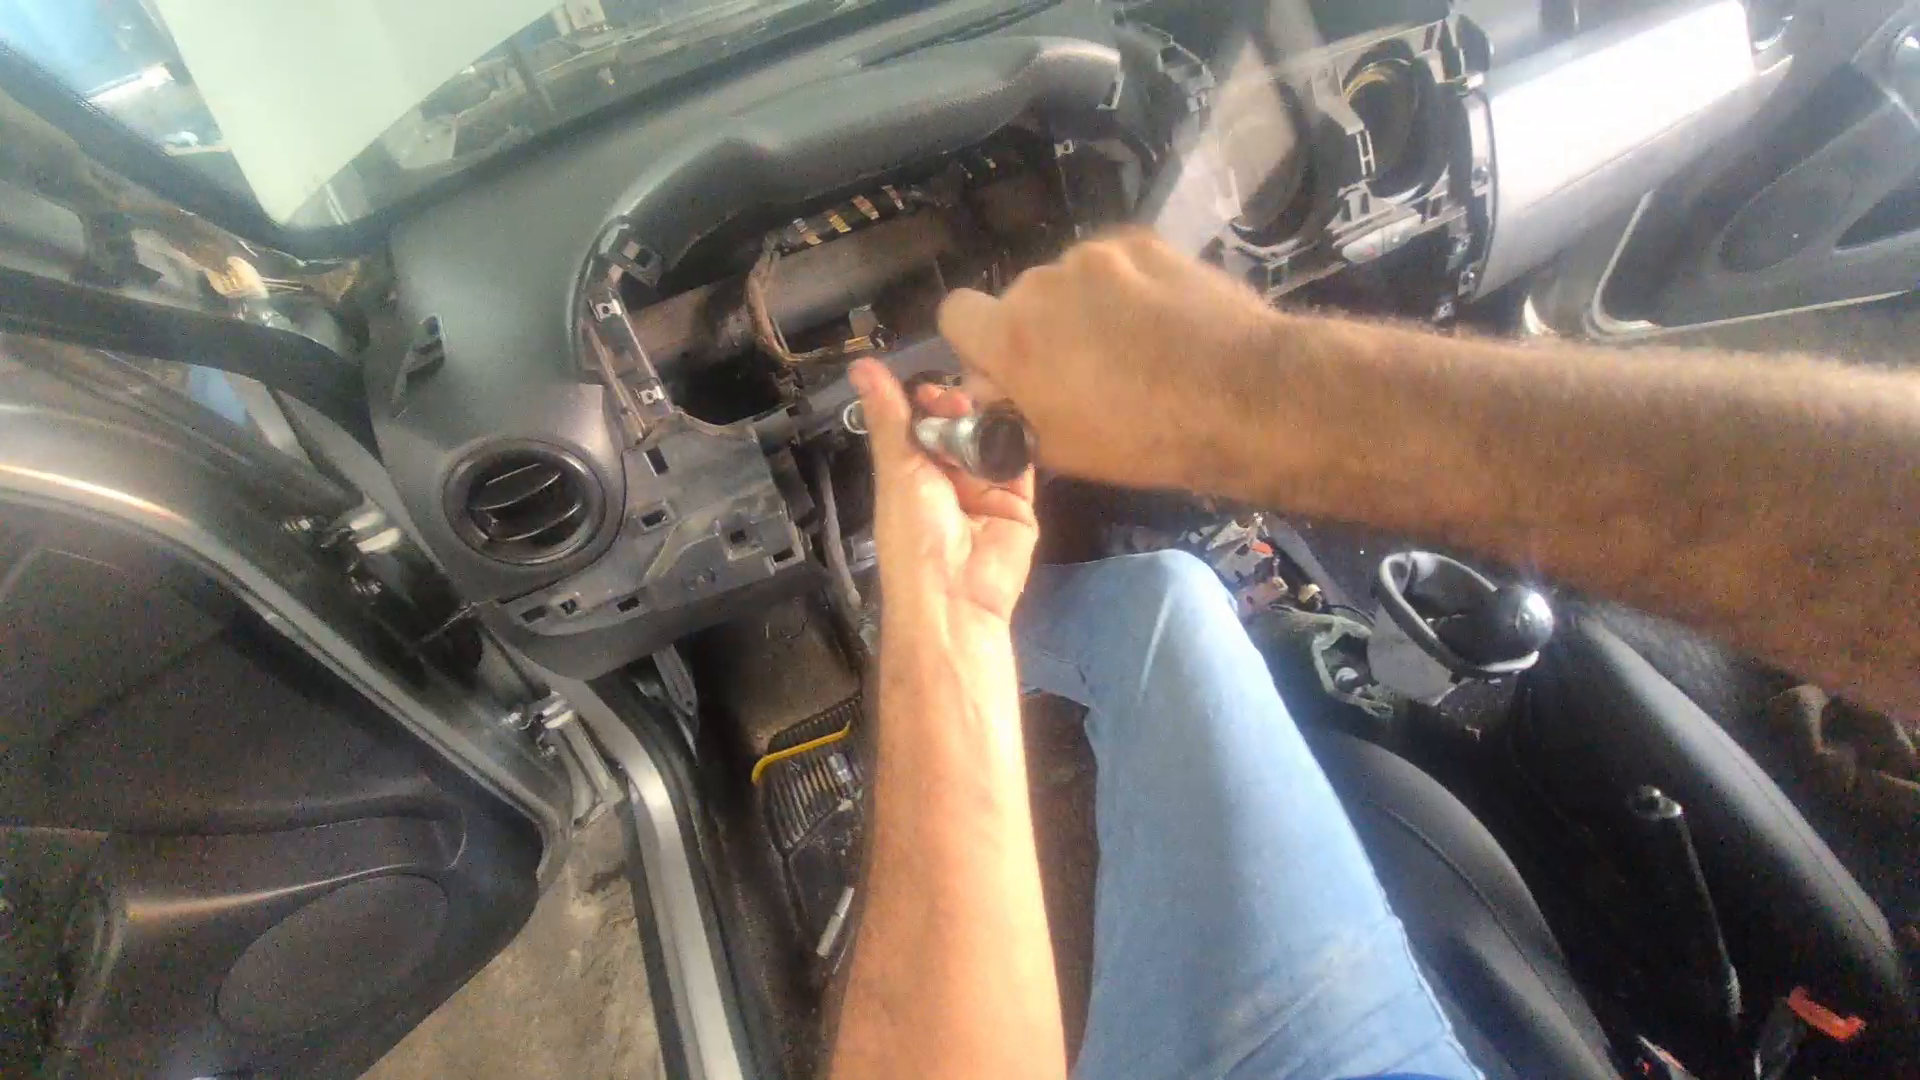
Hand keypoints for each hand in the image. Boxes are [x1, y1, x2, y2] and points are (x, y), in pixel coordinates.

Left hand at [849, 358, 1037, 628]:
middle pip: (960, 429)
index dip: (927, 403)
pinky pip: (1022, 463)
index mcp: (912, 475)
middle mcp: (948, 480)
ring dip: (990, 420)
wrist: (955, 594)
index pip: (922, 426)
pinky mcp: (1019, 501)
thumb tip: (860, 364)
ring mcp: (985, 490)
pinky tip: (1017, 417)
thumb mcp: (897, 469)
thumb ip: (889, 418)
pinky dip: (1020, 440)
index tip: (932, 390)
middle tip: (962, 399)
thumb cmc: (914, 532)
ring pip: (992, 441)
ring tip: (989, 404)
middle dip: (961, 408)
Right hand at [937, 229, 1282, 490]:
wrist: (1241, 396)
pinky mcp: (1143, 240)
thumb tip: (989, 388)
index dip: (975, 344)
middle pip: (1015, 300)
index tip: (1006, 370)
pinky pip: (1110, 266)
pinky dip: (1120, 290)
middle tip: (1077, 369)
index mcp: (1012, 336)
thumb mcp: (1055, 448)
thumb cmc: (1140, 439)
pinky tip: (1157, 321)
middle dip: (1034, 330)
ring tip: (1128, 346)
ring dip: (1077, 309)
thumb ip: (1006, 411)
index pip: (954, 313)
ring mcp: (1096, 254)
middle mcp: (1042, 282)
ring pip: (1064, 283)